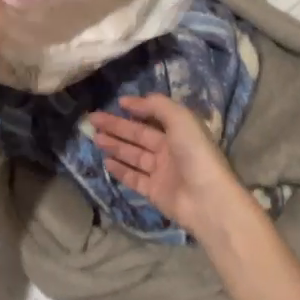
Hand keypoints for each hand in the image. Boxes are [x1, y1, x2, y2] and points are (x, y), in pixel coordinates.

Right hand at [90, 94, 243, 237]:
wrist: (207, 198)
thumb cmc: (195, 152)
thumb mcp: (180, 118)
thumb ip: (156, 105)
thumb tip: (131, 101)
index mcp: (178, 131)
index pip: (152, 117)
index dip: (136, 109)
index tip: (118, 103)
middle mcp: (169, 150)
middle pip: (138, 135)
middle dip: (116, 127)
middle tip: (93, 120)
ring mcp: (161, 172)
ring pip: (133, 155)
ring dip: (115, 146)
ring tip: (95, 138)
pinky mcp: (154, 192)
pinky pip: (133, 177)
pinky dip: (120, 170)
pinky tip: (106, 162)